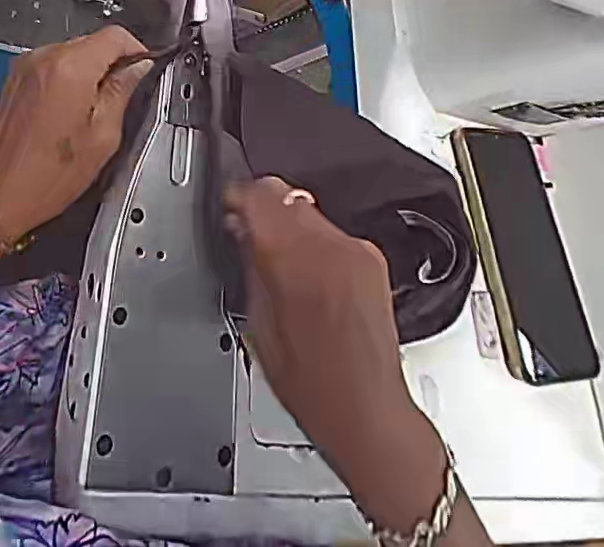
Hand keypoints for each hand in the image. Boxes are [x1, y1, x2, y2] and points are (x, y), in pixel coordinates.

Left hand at [0, 27, 153, 243]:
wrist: (2, 193)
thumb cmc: (50, 173)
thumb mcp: (104, 135)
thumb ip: (122, 91)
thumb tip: (138, 68)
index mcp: (71, 68)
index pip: (115, 36)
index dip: (136, 50)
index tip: (143, 68)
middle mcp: (45, 58)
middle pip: (93, 41)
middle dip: (112, 63)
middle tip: (121, 95)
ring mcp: (26, 66)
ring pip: (74, 52)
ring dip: (89, 71)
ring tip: (93, 109)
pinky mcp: (16, 77)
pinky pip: (53, 64)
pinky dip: (68, 78)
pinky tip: (70, 109)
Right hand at [223, 178, 448, 530]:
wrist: (366, 407)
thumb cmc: (313, 383)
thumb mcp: (258, 322)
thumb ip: (249, 264)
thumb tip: (240, 231)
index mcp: (290, 258)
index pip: (258, 195)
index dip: (237, 196)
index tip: (230, 204)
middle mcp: (326, 246)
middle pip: (284, 195)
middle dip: (263, 208)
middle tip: (248, 229)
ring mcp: (354, 250)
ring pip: (308, 210)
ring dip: (289, 224)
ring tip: (280, 259)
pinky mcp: (372, 257)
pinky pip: (333, 232)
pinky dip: (316, 241)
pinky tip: (310, 273)